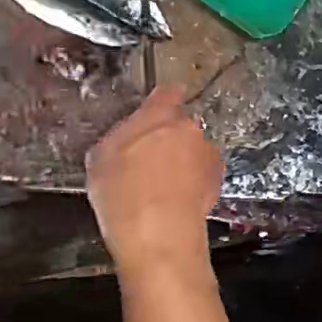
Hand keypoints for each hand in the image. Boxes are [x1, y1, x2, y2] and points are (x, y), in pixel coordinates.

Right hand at [87, 84, 221, 262]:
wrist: (160, 227)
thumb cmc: (121, 191)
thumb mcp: (102, 156)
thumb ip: (124, 134)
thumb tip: (136, 130)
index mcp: (161, 118)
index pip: (169, 93)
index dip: (165, 97)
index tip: (163, 101)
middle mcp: (191, 129)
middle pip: (181, 125)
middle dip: (169, 136)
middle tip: (147, 158)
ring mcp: (209, 152)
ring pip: (194, 147)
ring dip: (183, 157)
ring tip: (162, 182)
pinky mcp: (219, 174)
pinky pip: (203, 168)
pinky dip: (193, 175)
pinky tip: (177, 193)